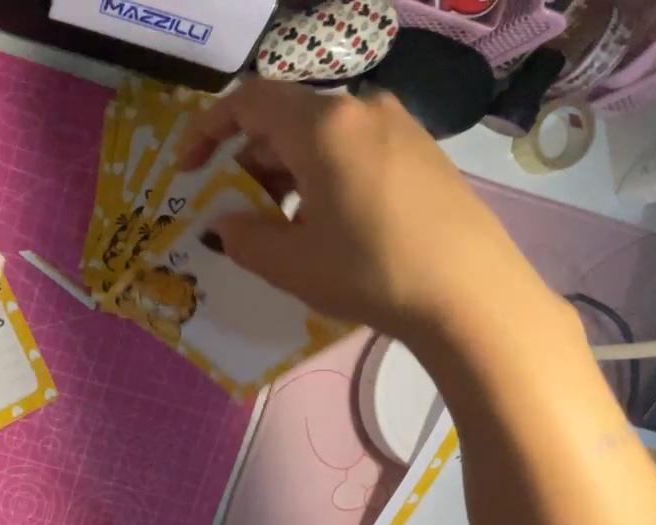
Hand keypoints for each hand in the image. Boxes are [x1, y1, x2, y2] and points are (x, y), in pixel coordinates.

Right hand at [177, 81, 565, 350]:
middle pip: (284, 119)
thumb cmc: (369, 271)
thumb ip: (242, 237)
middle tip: (230, 212)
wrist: (468, 291)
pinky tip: (318, 224)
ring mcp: (396, 127)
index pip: (249, 101)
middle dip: (246, 162)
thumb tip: (222, 224)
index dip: (207, 131)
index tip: (187, 170)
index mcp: (323, 127)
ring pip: (317, 137)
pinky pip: (349, 150)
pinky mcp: (417, 150)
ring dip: (282, 174)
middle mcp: (361, 110)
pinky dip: (317, 177)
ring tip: (273, 226)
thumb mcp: (289, 263)